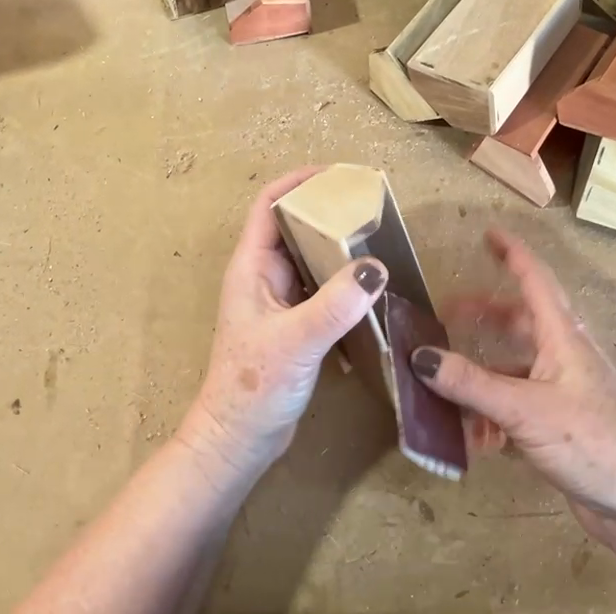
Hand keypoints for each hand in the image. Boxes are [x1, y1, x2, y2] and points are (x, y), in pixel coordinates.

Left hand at [178, 168, 388, 480]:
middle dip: (328, 213)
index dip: (299, 182)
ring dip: (339, 250)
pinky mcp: (293, 326)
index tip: (338, 174)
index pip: (270, 205)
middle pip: (295, 227)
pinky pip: (321, 291)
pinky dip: (343, 286)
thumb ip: (335, 305)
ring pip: (311, 260)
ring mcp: (278, 302)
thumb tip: (376, 268)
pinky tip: (369, 293)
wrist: (238, 441)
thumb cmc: (253, 387)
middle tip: (370, 206)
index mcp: (251, 267)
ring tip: (378, 241)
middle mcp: (263, 277)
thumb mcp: (296, 341)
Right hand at [410, 229, 615, 536]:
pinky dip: (491, 414)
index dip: (513, 253)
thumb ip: (470, 384)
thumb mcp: (524, 409)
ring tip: (446, 383)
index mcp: (562, 338)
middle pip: (520, 322)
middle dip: (484, 315)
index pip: (535, 280)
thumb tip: (420, 355)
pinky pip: (516, 406)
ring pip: (513, 368)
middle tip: (447, 313)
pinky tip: (473, 438)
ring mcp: (563, 392)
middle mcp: (563, 357)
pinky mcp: (560, 427)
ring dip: (481, 374)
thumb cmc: (594, 442)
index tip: (489, 231)